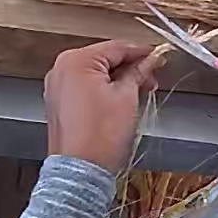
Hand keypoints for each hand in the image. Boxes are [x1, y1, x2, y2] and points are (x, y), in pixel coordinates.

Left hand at [44, 40, 162, 173]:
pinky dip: (104, 88)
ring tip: (142, 90)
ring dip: (119, 79)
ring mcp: (57, 86)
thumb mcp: (127, 97)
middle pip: (104, 58)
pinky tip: (123, 98)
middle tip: (153, 77)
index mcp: (77, 60)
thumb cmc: (102, 132)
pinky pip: (85, 86)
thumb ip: (138, 72)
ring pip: (95, 73)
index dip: (142, 52)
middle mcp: (61, 68)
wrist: (81, 170)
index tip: (160, 56)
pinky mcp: (58, 102)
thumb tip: (151, 60)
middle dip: (130, 67)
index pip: (116, 47)